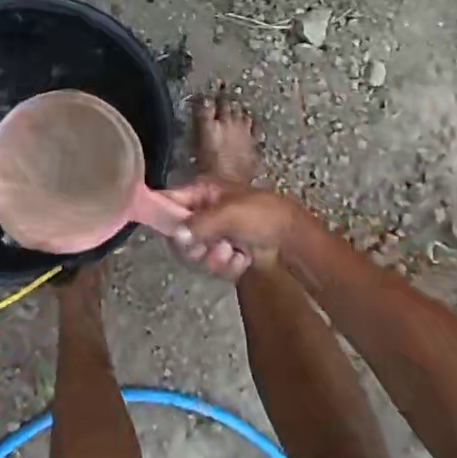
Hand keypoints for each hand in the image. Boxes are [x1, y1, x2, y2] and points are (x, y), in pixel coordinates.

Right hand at [166, 180, 310, 280]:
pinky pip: (211, 264)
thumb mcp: (229, 214)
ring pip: (194, 254)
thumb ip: (200, 224)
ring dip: (215, 259)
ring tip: (233, 252)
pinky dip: (228, 265)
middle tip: (209, 247)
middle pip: (177, 236)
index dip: (164, 218)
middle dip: (196, 247)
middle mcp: (202, 211)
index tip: (174, 235)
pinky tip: (242, 259)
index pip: (168, 202)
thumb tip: (177, 236)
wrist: (292, 237)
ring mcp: (212, 232)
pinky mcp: (222, 251)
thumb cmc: (262, 215)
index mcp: (201, 191)